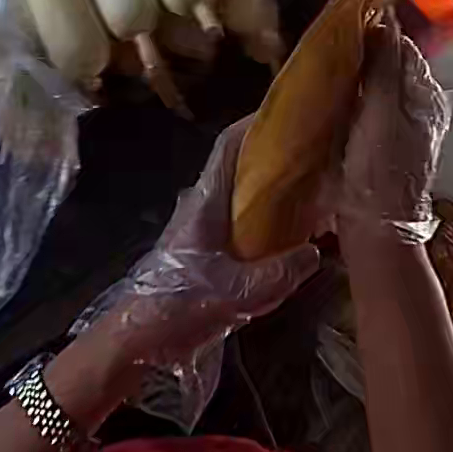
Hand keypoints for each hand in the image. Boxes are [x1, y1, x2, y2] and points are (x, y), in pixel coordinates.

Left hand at [73, 117, 320, 426]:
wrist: (136, 338)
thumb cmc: (178, 304)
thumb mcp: (234, 293)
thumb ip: (277, 273)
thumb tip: (316, 251)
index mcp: (207, 198)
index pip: (229, 144)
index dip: (255, 123)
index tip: (289, 113)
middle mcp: (206, 200)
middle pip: (242, 162)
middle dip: (275, 152)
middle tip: (315, 153)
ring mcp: (205, 221)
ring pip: (244, 188)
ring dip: (273, 183)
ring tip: (313, 188)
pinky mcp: (208, 243)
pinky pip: (243, 214)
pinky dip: (268, 212)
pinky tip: (292, 231)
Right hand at [339, 18, 449, 244]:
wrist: (375, 228)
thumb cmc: (381, 168)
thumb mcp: (383, 111)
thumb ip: (384, 64)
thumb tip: (383, 17)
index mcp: (422, 94)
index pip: (400, 45)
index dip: (376, 29)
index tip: (346, 18)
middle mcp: (413, 104)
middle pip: (387, 61)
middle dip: (362, 47)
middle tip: (330, 40)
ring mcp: (395, 122)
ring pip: (374, 81)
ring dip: (354, 68)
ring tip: (327, 60)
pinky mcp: (377, 138)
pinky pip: (363, 101)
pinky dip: (349, 90)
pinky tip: (330, 91)